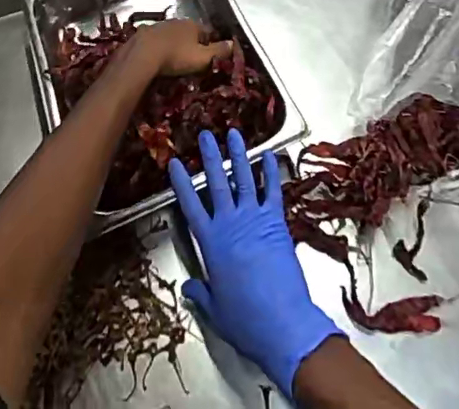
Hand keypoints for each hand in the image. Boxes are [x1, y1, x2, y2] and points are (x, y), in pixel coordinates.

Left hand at [126, 19, 233, 76]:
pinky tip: (157, 57)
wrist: (142, 55)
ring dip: (174, 44)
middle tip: (192, 60)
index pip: (207, 32)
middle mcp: (175, 21)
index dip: (211, 44)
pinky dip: (159, 47)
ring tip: (174, 60)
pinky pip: (156, 41)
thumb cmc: (176, 56)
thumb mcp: (202, 58)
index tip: (211, 57)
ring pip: (171, 35)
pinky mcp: (143, 33)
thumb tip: (233, 44)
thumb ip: (219, 51)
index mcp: (192, 25)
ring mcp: (157, 26)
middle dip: (191, 43)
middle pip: (188, 32)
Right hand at [170, 130, 340, 395]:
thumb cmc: (247, 321)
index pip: (190, 204)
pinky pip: (273, 192)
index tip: (174, 162)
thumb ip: (202, 293)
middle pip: (217, 182)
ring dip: (238, 155)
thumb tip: (189, 288)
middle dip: (210, 157)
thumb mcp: (216, 309)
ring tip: (234, 133)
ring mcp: (255, 221)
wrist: (285, 326)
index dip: (181, 182)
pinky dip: (271, 172)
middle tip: (205, 134)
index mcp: (210, 241)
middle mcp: (230, 224)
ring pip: (244, 179)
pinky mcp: (277, 224)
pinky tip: (270, 155)